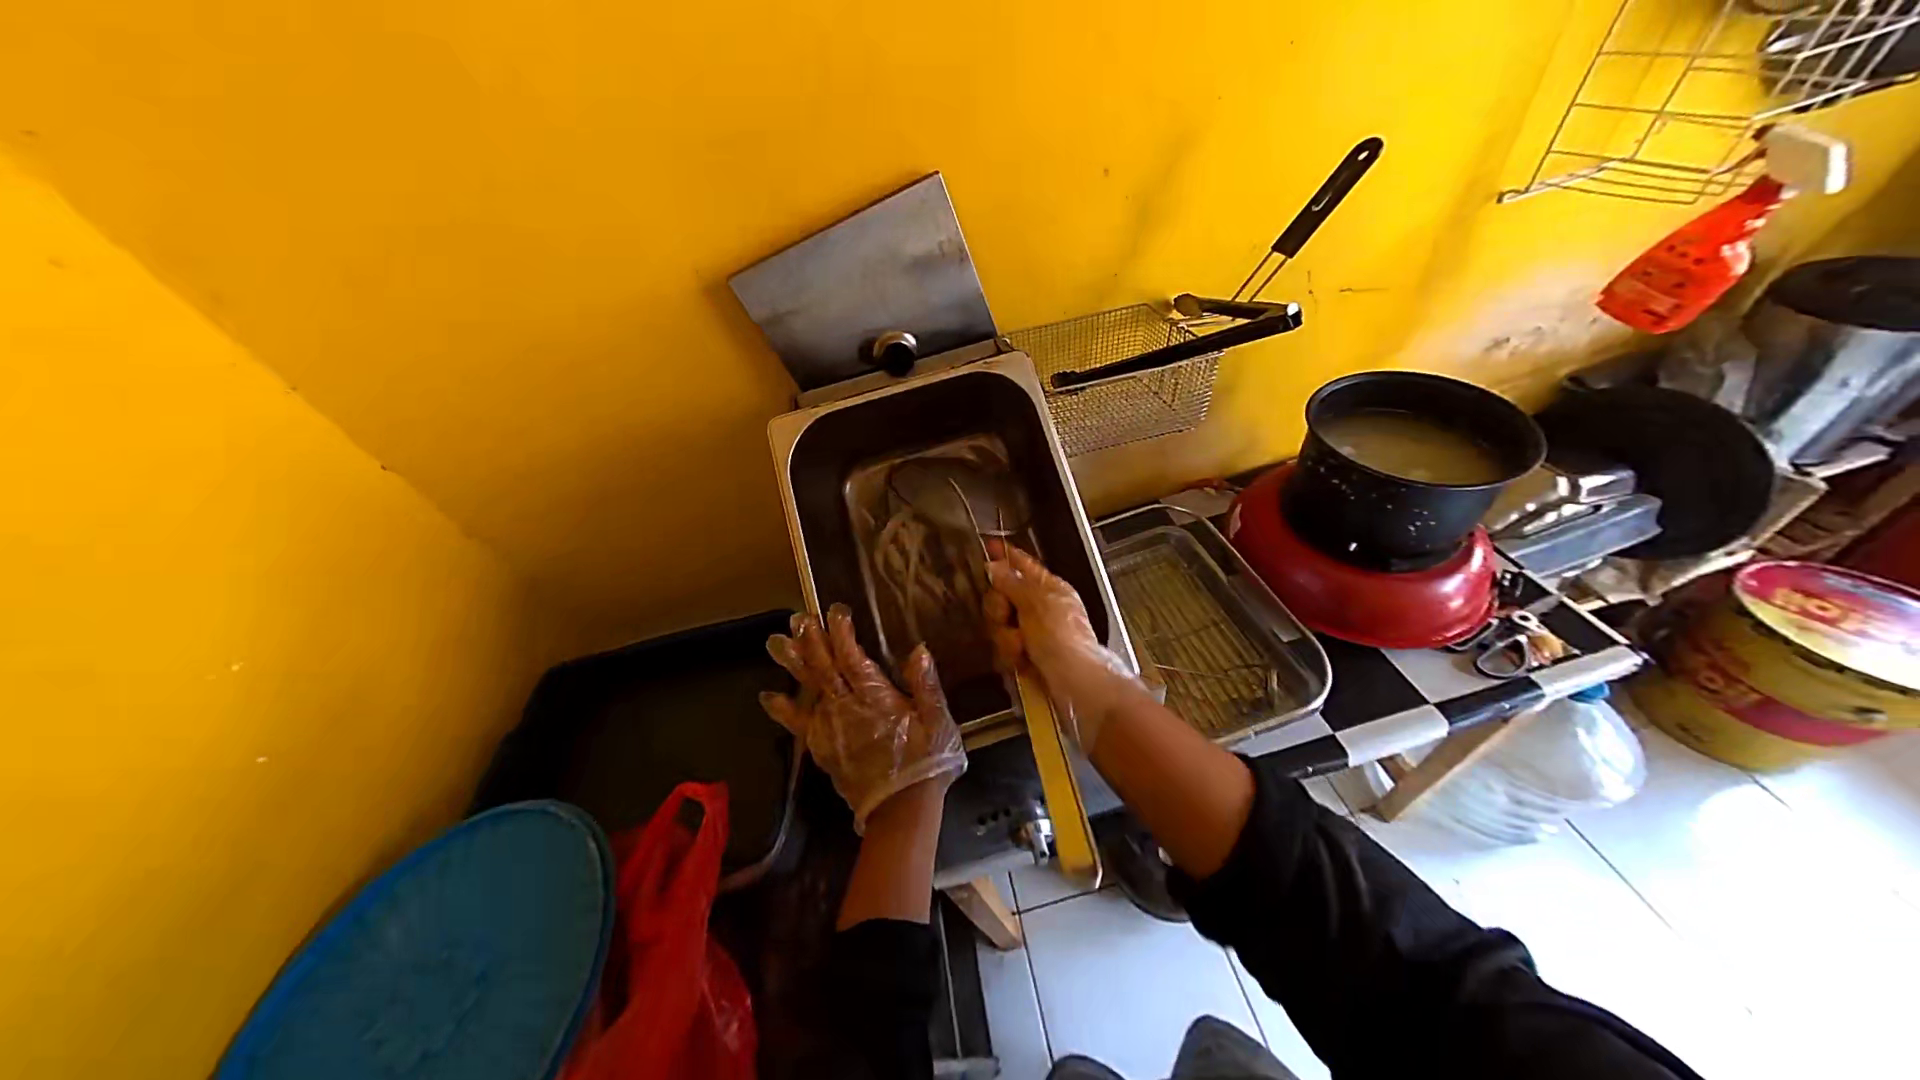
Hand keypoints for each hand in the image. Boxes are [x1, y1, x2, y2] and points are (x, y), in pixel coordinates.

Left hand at [761, 604, 965, 832]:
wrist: (902, 809)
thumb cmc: (926, 761)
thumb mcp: (938, 721)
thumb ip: (925, 685)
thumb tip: (919, 649)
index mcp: (875, 697)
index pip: (852, 657)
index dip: (841, 632)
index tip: (833, 611)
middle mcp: (847, 707)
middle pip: (824, 668)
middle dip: (811, 641)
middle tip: (797, 619)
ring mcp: (831, 728)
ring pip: (808, 689)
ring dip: (793, 664)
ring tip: (776, 642)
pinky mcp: (823, 748)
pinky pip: (798, 725)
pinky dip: (782, 709)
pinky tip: (768, 695)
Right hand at [983, 543, 1143, 751]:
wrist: (1075, 685)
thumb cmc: (1063, 639)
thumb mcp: (1036, 603)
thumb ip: (1012, 583)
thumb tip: (994, 566)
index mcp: (1050, 589)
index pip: (1023, 565)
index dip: (1006, 556)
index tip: (988, 544)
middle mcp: (1040, 609)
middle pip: (1002, 598)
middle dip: (1000, 610)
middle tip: (1008, 618)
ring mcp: (1033, 635)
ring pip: (999, 627)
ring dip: (1007, 639)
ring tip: (1023, 648)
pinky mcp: (1027, 659)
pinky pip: (1004, 650)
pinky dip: (1011, 657)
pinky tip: (1023, 663)